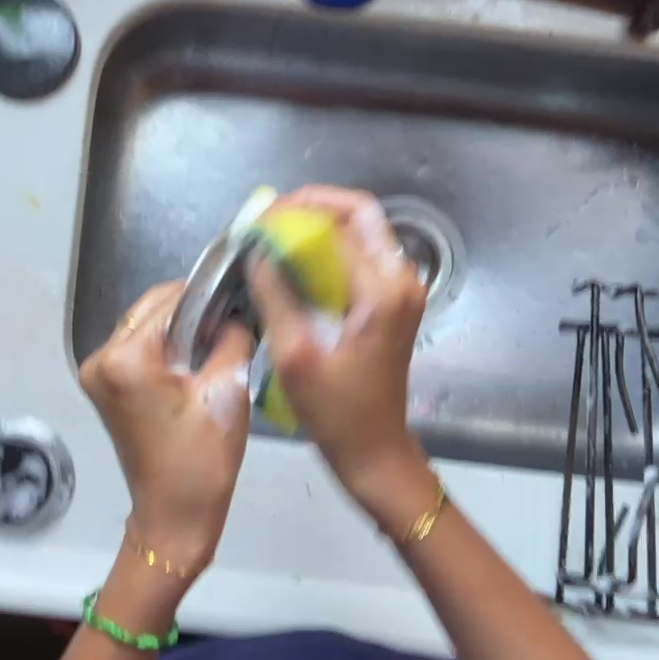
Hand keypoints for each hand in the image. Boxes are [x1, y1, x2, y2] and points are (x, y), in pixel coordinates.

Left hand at [79, 281, 255, 575]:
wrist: (174, 515)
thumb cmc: (202, 460)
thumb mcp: (227, 391)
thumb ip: (233, 337)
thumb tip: (236, 312)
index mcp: (124, 359)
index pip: (171, 301)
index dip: (209, 298)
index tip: (240, 301)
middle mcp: (99, 358)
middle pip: (152, 309)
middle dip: (194, 313)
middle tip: (232, 326)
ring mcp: (96, 373)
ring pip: (146, 325)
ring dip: (181, 329)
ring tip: (218, 345)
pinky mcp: (104, 385)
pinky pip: (139, 347)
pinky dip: (167, 347)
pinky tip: (195, 361)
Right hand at [246, 186, 435, 524]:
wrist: (375, 451)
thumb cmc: (337, 413)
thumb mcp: (296, 356)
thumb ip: (277, 297)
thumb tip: (258, 253)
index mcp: (383, 290)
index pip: (341, 222)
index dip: (296, 212)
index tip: (257, 222)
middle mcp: (401, 279)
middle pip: (358, 215)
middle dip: (310, 209)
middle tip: (266, 223)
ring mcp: (401, 290)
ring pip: (359, 233)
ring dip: (317, 228)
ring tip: (273, 239)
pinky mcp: (391, 302)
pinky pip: (358, 258)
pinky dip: (325, 251)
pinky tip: (293, 265)